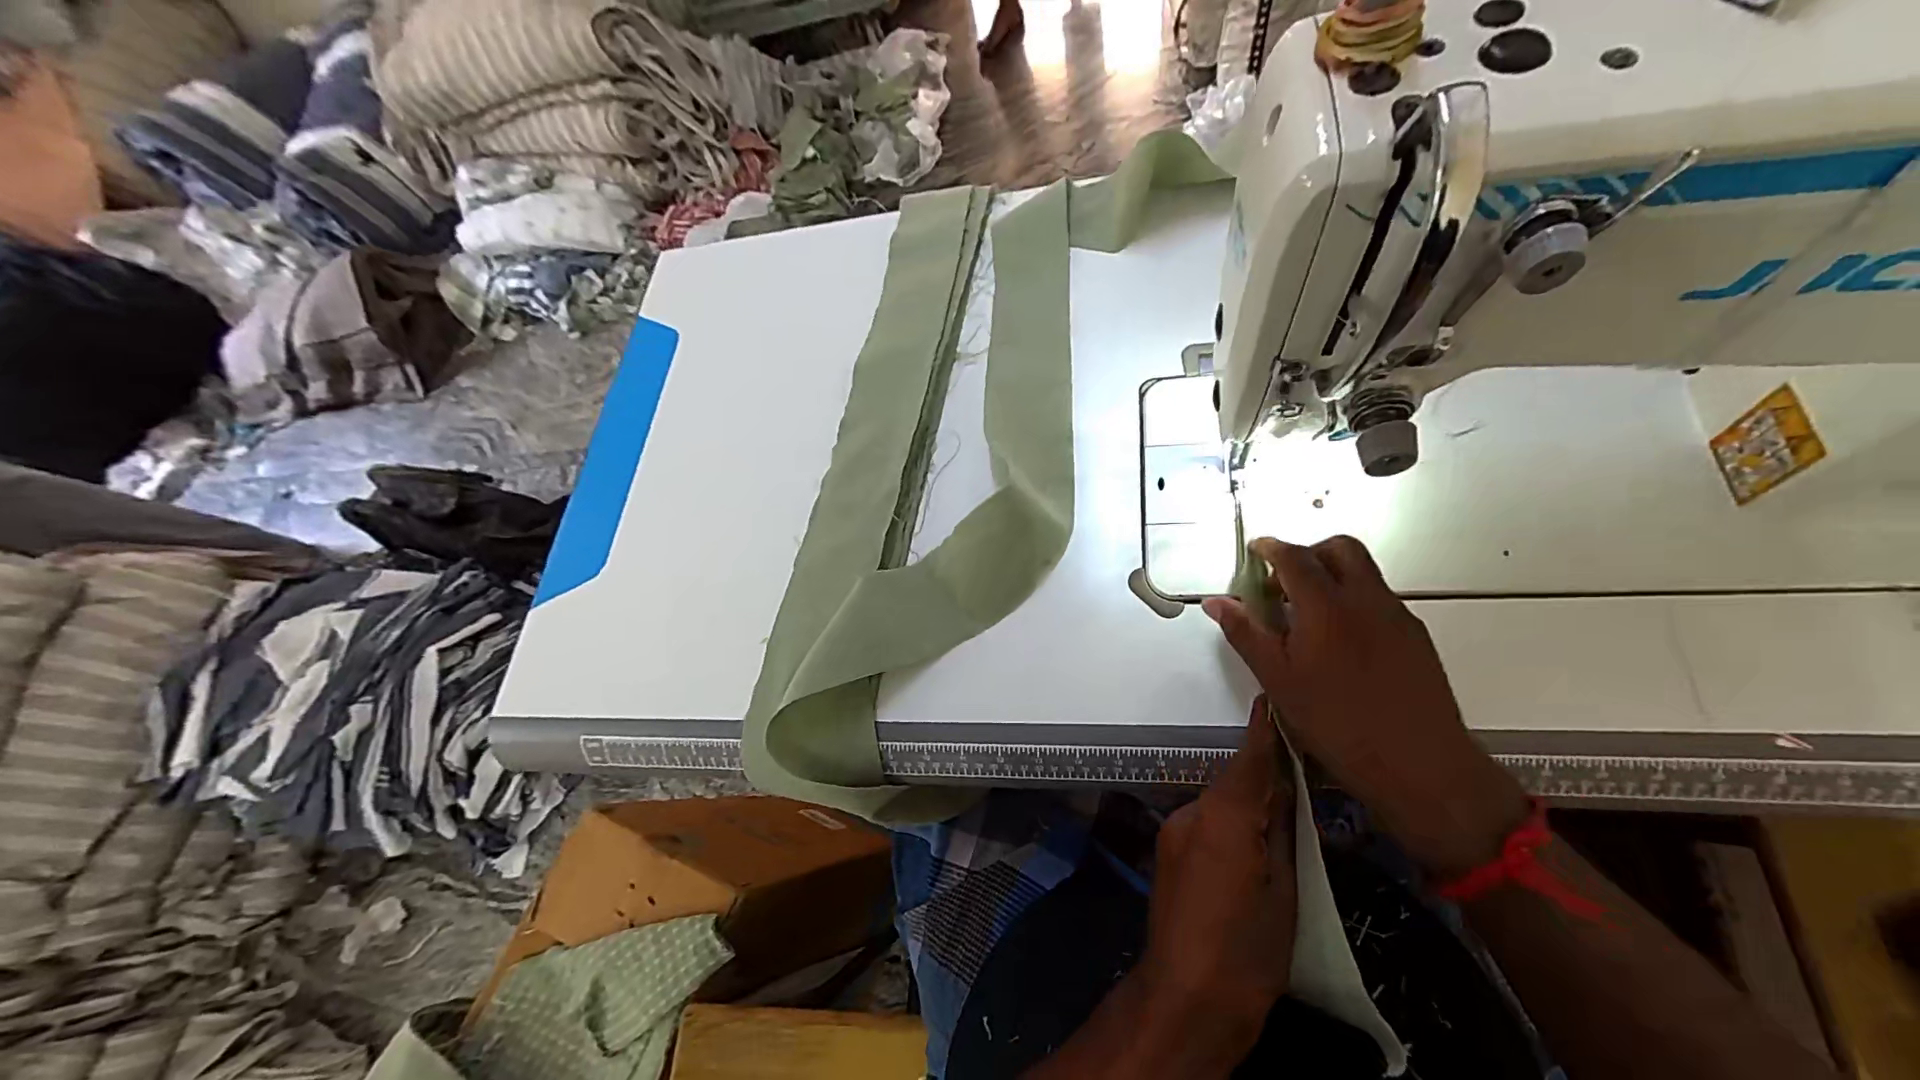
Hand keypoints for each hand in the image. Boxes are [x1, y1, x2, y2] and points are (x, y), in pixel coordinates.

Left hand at [1135, 698, 1297, 1062]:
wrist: (1188, 996)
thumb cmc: (1248, 948)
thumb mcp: (1284, 889)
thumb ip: (1281, 829)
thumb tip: (1284, 788)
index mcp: (1221, 815)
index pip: (1248, 759)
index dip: (1265, 730)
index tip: (1275, 699)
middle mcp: (1190, 812)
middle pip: (1233, 780)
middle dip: (1264, 776)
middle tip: (1305, 775)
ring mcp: (1174, 831)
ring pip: (1219, 803)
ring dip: (1246, 804)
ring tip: (1283, 822)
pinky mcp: (1168, 851)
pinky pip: (1206, 824)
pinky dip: (1229, 825)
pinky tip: (1251, 848)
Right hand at [1201, 536, 1528, 877]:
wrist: (1418, 764)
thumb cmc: (1338, 724)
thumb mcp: (1277, 679)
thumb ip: (1245, 633)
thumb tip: (1218, 603)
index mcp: (1326, 606)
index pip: (1295, 557)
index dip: (1270, 548)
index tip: (1256, 550)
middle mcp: (1367, 600)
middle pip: (1339, 549)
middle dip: (1307, 552)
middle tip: (1281, 579)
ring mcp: (1397, 616)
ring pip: (1363, 572)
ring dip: (1331, 575)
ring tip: (1305, 613)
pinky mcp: (1415, 637)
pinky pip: (1380, 599)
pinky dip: (1353, 599)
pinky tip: (1338, 639)